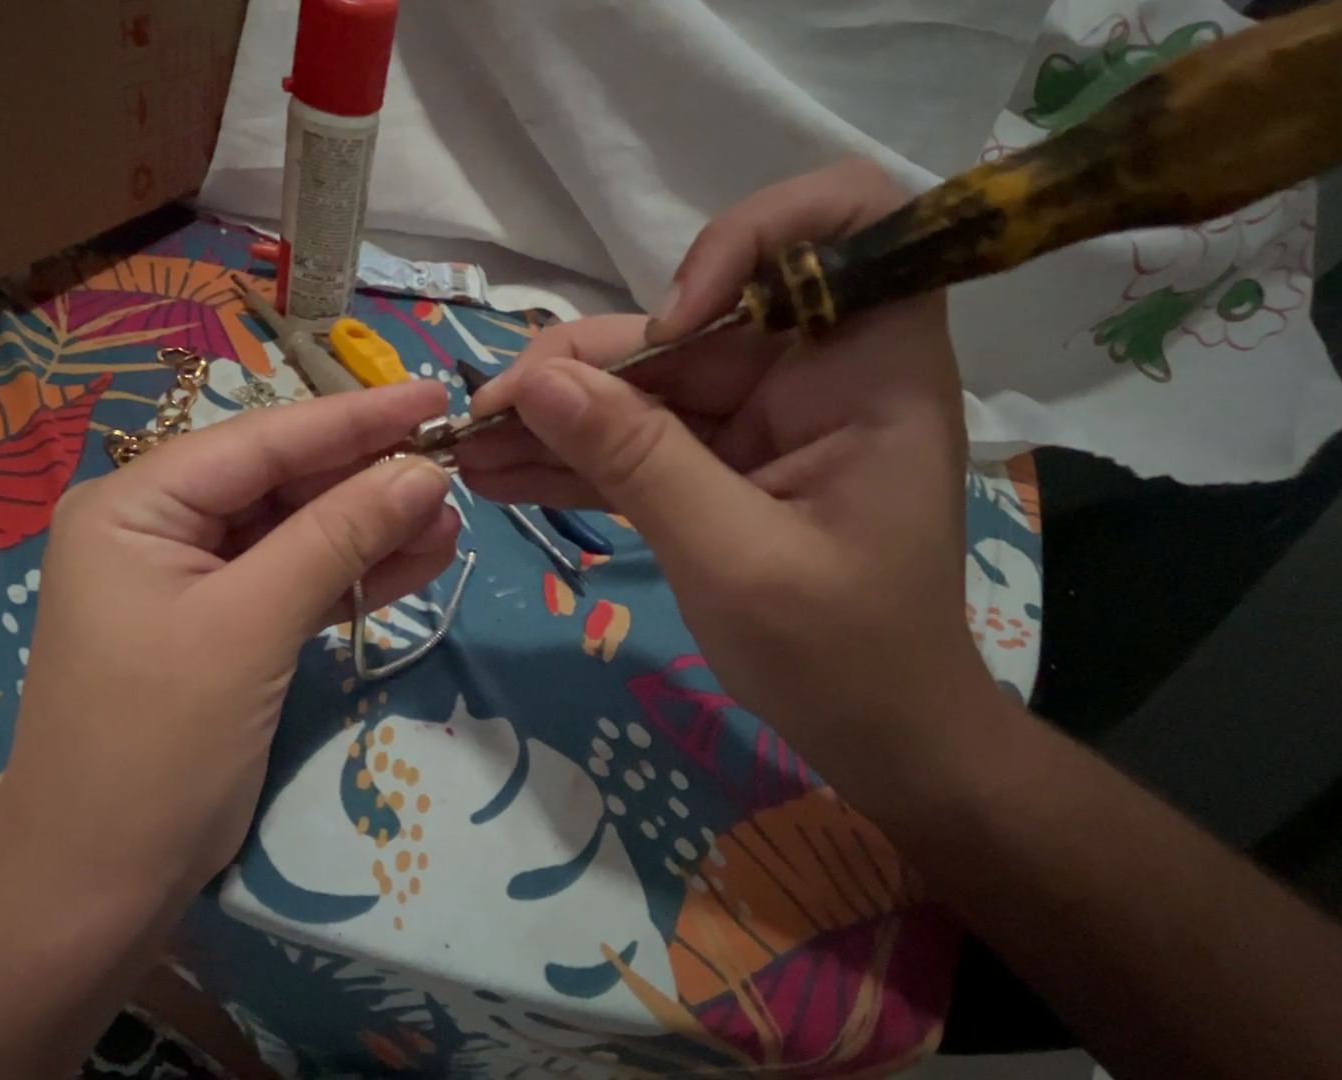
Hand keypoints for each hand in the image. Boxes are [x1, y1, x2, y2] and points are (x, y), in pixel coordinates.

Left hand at [0, 382, 458, 902]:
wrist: (99, 884)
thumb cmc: (157, 744)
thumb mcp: (251, 627)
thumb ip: (336, 538)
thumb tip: (422, 472)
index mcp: (135, 505)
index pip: (262, 440)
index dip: (354, 418)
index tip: (434, 395)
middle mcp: (157, 528)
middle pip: (281, 484)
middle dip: (367, 481)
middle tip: (454, 470)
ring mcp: (190, 582)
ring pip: (296, 537)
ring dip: (371, 531)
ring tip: (450, 521)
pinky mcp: (221, 630)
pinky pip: (294, 586)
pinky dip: (351, 578)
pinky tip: (419, 562)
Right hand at [458, 159, 999, 798]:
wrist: (874, 735)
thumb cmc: (840, 655)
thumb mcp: (733, 556)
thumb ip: (636, 461)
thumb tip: (536, 382)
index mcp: (866, 367)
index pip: (842, 221)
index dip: (749, 240)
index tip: (672, 321)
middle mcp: (809, 373)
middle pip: (683, 325)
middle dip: (579, 366)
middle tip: (484, 416)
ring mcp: (753, 421)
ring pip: (640, 387)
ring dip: (552, 417)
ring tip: (467, 447)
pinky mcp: (711, 466)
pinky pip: (631, 444)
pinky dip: (569, 460)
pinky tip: (498, 475)